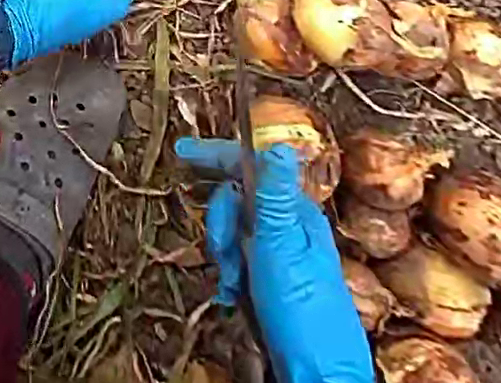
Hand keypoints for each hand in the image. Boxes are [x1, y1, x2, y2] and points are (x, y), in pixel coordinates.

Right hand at [175, 138, 374, 382]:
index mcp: (294, 210)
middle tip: (221, 250)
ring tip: (231, 281)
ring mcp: (278, 253)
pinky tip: (231, 293)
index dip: (215, 155)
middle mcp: (287, 225)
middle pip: (236, 197)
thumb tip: (278, 142)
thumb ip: (273, 194)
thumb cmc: (301, 310)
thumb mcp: (281, 245)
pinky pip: (235, 260)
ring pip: (232, 230)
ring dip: (223, 252)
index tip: (181, 152)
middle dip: (220, 220)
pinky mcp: (269, 280)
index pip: (250, 166)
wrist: (318, 378)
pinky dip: (227, 273)